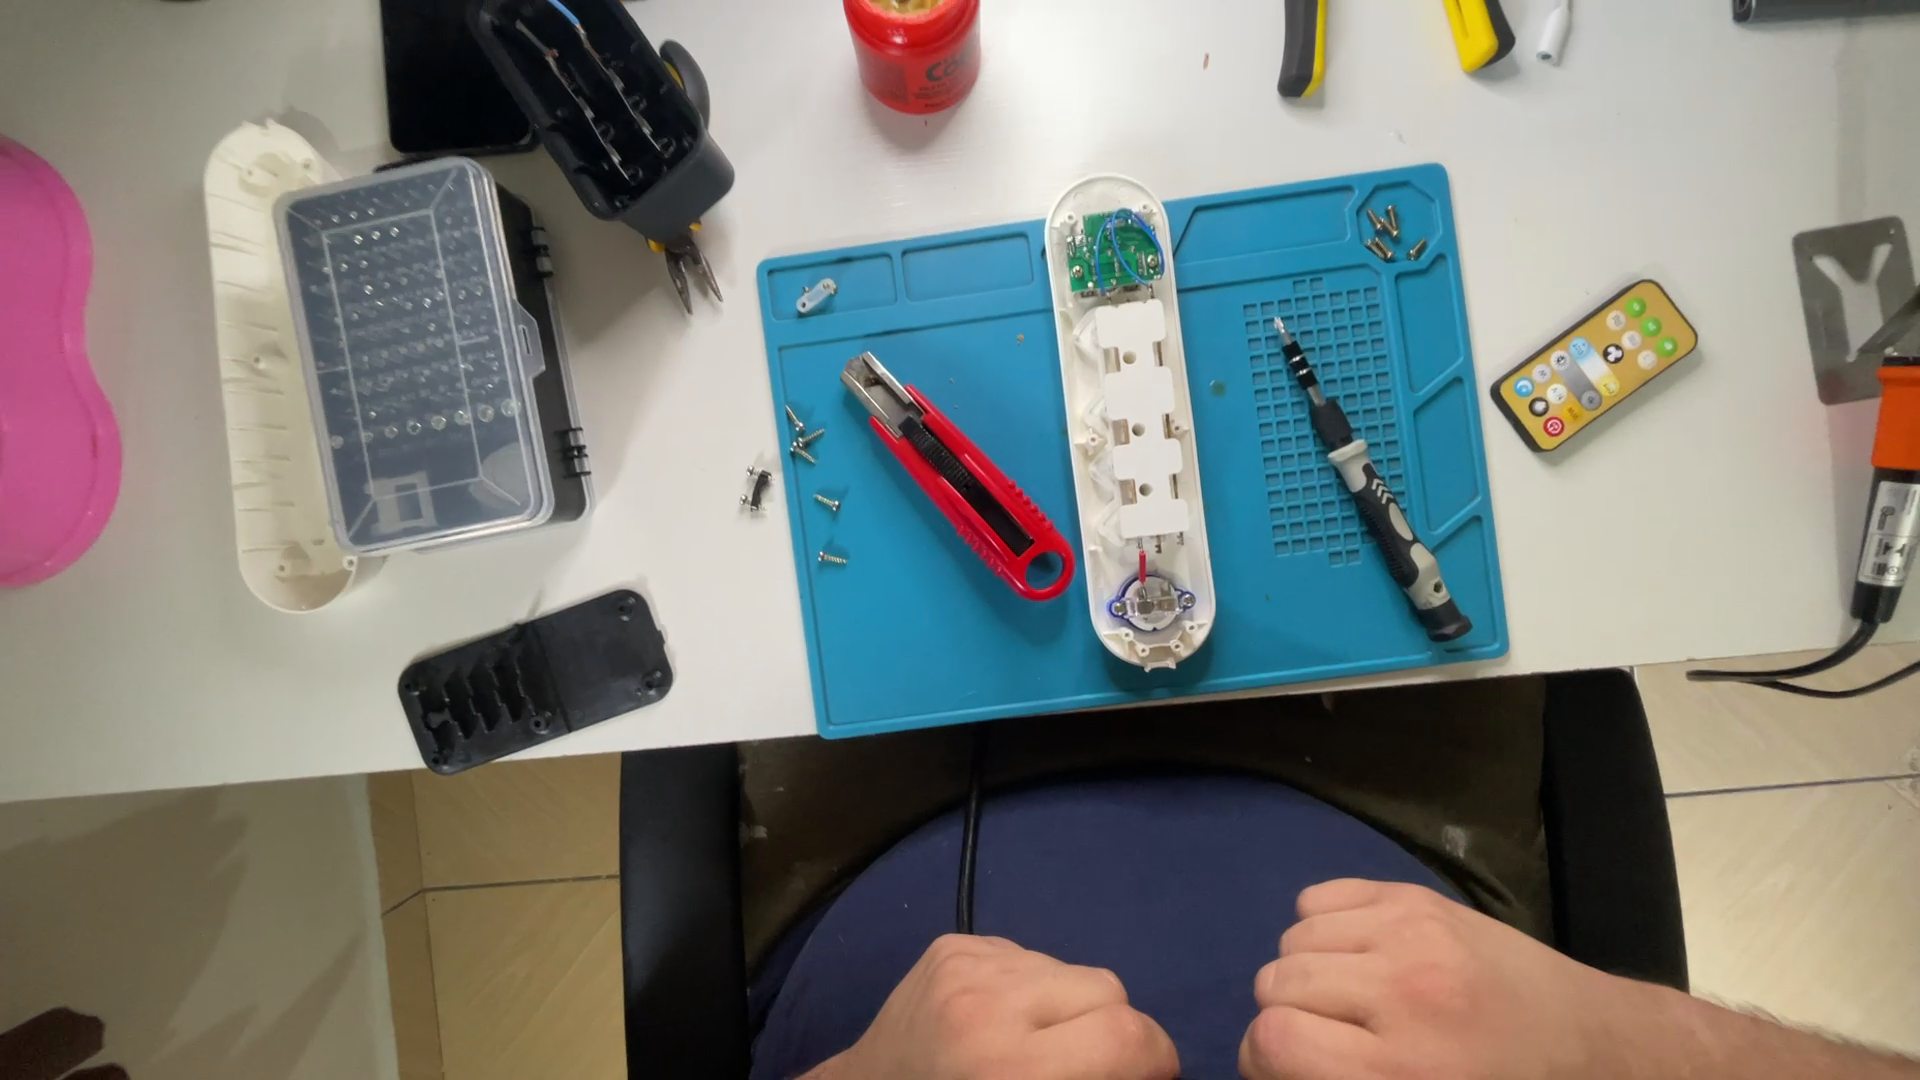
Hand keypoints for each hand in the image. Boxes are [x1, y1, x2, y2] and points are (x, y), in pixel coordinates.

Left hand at [809, 933, 1179, 1079]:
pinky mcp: (952, 942)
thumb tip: (1147, 1066)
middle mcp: (991, 999)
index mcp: (1011, 1068)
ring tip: (1033, 1040)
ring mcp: (968, 960)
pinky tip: (1000, 1015)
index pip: (1126, 1033)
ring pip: (1067, 965)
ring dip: (1066, 1003)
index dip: (1157, 1057)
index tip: (1151, 1076)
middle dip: (1112, 1027)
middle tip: (1091, 1063)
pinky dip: (1028, 984)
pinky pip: (1025, 952)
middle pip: (1106, 985)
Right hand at [1239, 879, 1633, 1079]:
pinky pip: (1315, 899)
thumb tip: (1273, 1062)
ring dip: (1305, 971)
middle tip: (1325, 1036)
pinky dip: (1321, 929)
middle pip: (1274, 982)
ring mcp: (1405, 931)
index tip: (1280, 1068)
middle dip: (1286, 1014)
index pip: (1274, 1040)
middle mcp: (1399, 992)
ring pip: (1291, 939)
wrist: (1607, 1051)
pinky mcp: (1409, 895)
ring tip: (1350, 995)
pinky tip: (1359, 954)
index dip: (1260, 1058)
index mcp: (1406, 1073)